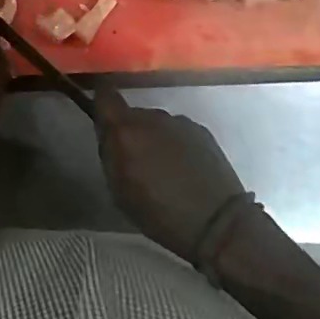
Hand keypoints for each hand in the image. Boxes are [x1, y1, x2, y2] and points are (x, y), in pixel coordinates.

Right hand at [96, 88, 246, 263]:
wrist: (218, 224)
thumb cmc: (160, 213)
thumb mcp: (120, 191)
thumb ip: (109, 154)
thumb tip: (107, 132)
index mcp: (125, 130)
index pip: (105, 94)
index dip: (101, 100)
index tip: (101, 114)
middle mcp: (151, 117)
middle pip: (132, 115)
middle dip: (130, 132)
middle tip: (135, 160)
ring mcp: (179, 121)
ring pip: (156, 124)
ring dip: (153, 139)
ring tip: (163, 169)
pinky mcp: (201, 130)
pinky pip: (177, 132)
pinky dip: (175, 145)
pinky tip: (184, 170)